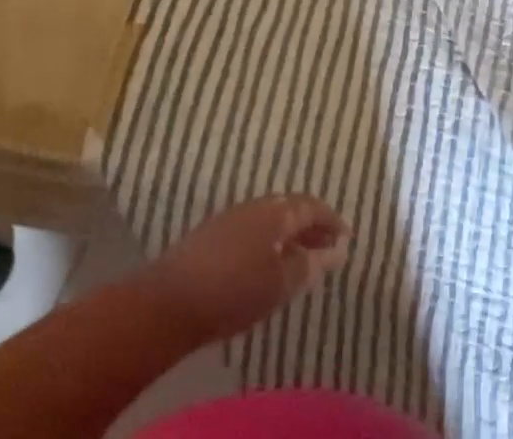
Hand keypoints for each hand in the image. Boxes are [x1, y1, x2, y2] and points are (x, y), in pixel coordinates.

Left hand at [148, 195, 350, 342]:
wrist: (166, 305)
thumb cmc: (234, 291)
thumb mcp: (281, 284)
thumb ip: (311, 265)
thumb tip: (335, 252)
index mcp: (275, 213)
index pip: (312, 207)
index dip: (332, 221)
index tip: (346, 238)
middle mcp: (253, 208)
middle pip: (289, 209)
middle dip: (310, 227)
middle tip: (325, 248)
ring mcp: (227, 220)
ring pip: (267, 220)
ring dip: (287, 235)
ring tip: (298, 260)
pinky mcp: (207, 238)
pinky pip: (249, 231)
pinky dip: (266, 242)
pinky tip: (265, 265)